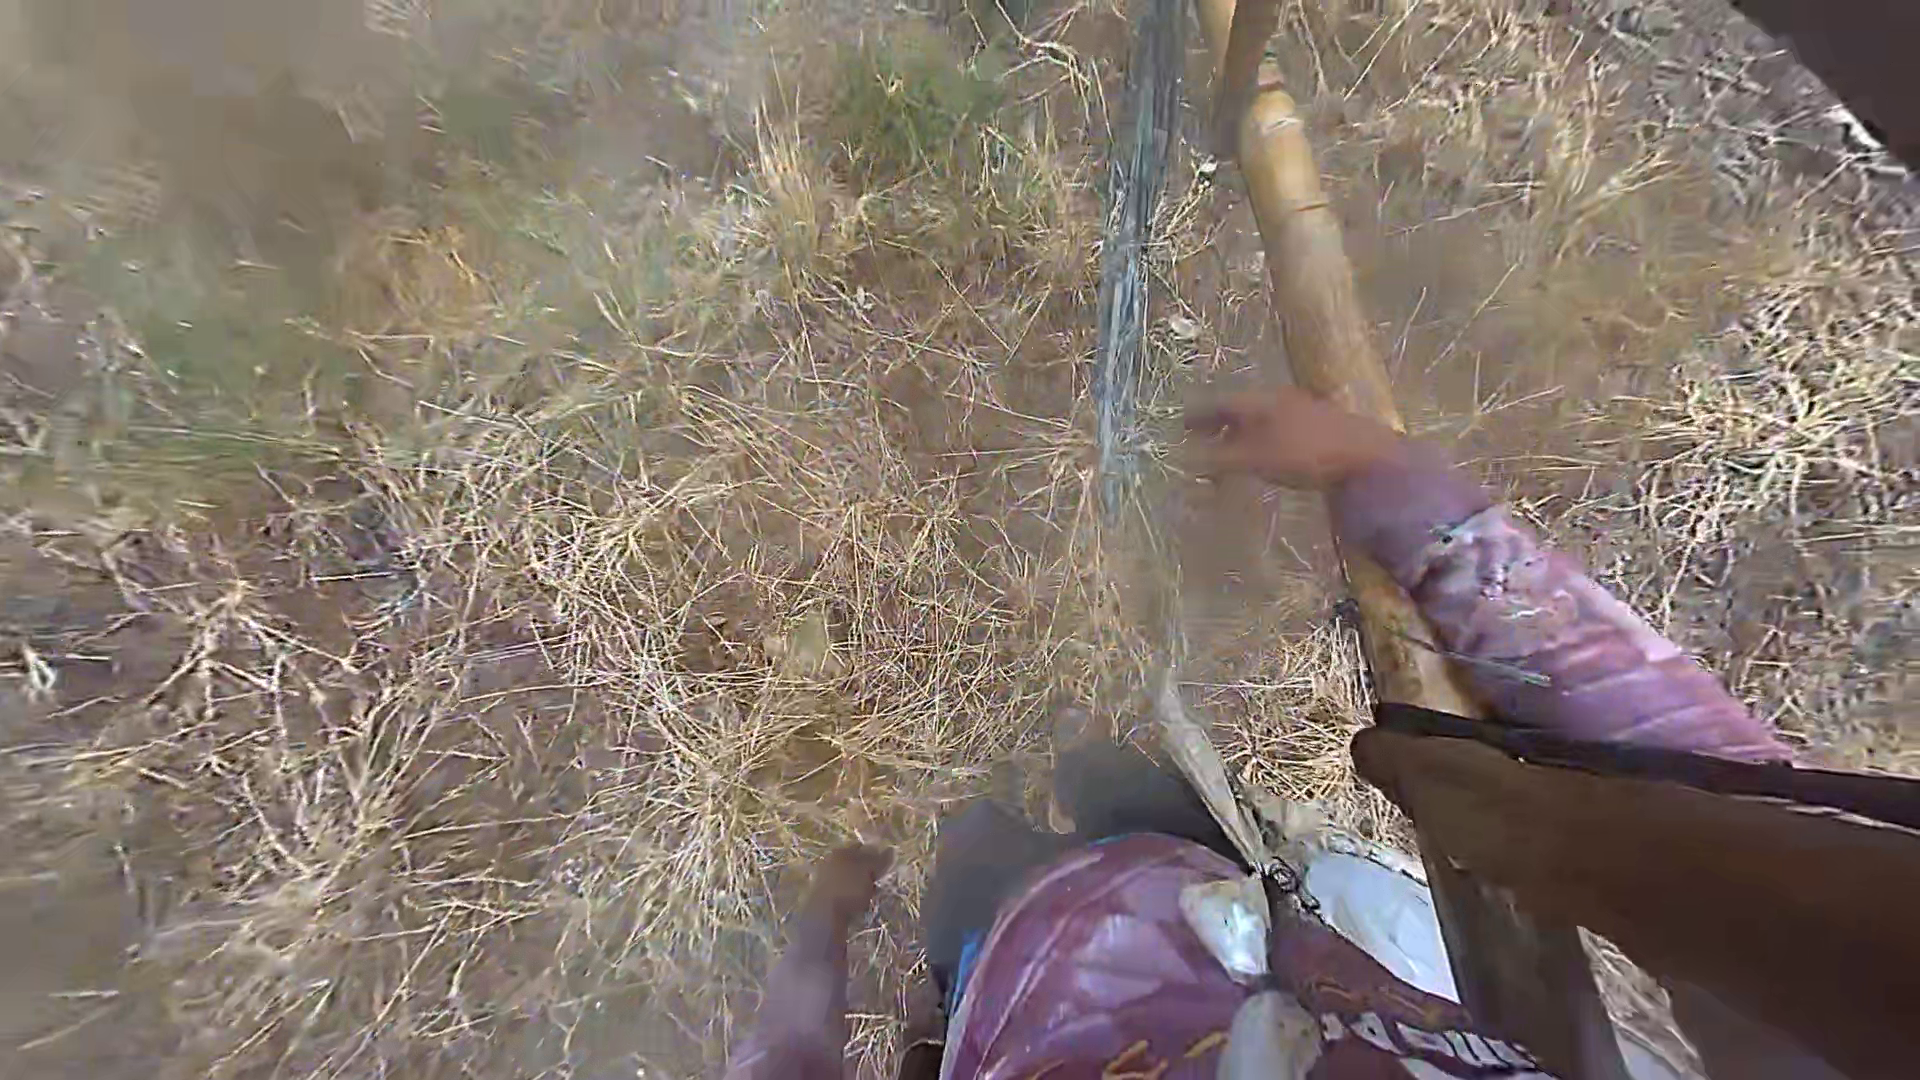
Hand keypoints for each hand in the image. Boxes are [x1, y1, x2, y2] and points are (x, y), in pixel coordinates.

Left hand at [804, 843, 892, 925]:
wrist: (823, 917)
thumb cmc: (848, 888)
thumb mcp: (868, 870)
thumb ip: (880, 860)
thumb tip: (891, 850)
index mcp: (840, 851)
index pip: (861, 847)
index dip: (874, 854)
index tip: (884, 866)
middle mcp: (830, 863)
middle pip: (854, 863)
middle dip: (866, 871)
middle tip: (878, 881)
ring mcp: (824, 882)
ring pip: (848, 879)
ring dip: (859, 886)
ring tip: (869, 896)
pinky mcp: (822, 900)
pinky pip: (843, 894)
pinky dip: (851, 898)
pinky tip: (858, 905)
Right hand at [1185, 386, 1402, 489]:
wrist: (1369, 459)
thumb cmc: (1305, 454)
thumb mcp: (1253, 459)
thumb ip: (1217, 459)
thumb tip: (1182, 459)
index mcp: (1261, 402)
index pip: (1220, 404)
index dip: (1198, 415)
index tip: (1180, 425)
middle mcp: (1279, 401)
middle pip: (1239, 409)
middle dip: (1216, 422)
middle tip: (1197, 434)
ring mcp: (1302, 412)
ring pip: (1259, 419)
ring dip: (1238, 432)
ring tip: (1224, 447)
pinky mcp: (1318, 429)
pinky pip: (1276, 430)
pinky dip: (1258, 439)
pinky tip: (1260, 454)